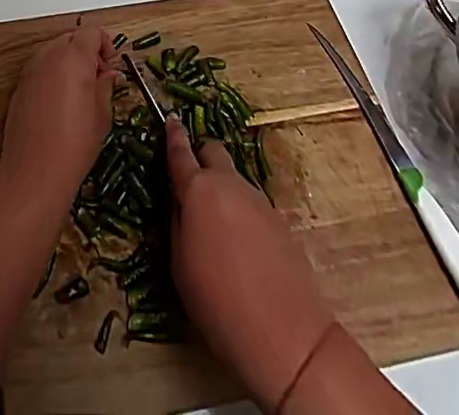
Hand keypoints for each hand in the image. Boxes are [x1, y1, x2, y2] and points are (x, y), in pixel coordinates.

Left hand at [0, 25, 117, 201]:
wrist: (36, 169)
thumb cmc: (75, 142)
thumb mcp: (102, 114)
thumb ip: (105, 86)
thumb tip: (109, 74)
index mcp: (72, 58)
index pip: (91, 32)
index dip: (105, 45)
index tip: (111, 66)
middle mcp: (48, 57)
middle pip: (71, 38)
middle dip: (87, 53)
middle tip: (100, 80)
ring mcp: (30, 70)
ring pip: (54, 52)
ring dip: (69, 63)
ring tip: (82, 94)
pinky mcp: (20, 85)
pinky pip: (40, 69)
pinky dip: (53, 75)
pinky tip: (62, 103)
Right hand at [166, 117, 333, 409]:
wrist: (288, 338)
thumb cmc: (218, 301)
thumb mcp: (178, 261)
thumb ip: (177, 221)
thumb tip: (179, 202)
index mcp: (198, 191)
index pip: (181, 152)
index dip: (173, 135)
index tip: (170, 120)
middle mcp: (231, 187)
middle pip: (214, 152)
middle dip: (200, 154)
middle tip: (189, 172)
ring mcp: (260, 203)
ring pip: (234, 180)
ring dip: (220, 188)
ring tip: (211, 222)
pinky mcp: (281, 223)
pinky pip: (251, 204)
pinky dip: (238, 210)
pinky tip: (236, 243)